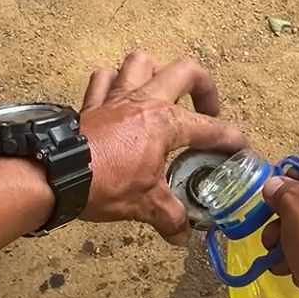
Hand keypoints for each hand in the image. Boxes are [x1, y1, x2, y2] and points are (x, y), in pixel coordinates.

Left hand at [81, 51, 245, 242]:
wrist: (54, 177)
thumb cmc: (105, 185)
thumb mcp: (145, 204)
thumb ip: (169, 217)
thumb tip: (181, 236)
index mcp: (167, 124)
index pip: (213, 129)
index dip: (234, 140)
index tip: (244, 150)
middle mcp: (146, 101)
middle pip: (186, 71)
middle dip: (205, 87)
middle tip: (206, 110)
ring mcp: (116, 98)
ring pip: (142, 62)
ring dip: (157, 72)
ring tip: (162, 91)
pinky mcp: (90, 103)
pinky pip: (103, 79)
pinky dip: (113, 82)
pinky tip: (118, 96)